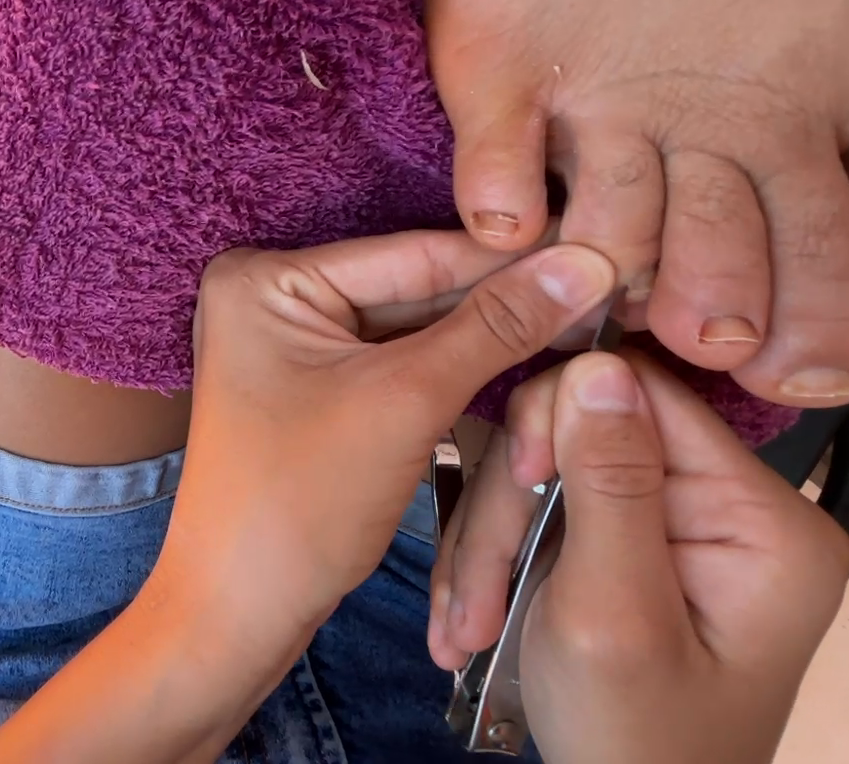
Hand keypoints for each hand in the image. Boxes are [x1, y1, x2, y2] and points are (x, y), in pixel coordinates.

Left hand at [0, 234, 616, 763]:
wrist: (241, 602)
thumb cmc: (298, 503)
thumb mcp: (403, 402)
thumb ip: (494, 328)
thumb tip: (584, 261)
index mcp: (266, 278)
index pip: (409, 255)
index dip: (510, 258)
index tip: (602, 245)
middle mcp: (270, 292)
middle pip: (410, 286)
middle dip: (503, 296)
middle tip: (607, 283)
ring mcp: (289, 335)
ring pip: (410, 324)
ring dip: (488, 330)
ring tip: (588, 312)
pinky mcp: (311, 376)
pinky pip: (394, 357)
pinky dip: (454, 363)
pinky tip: (529, 351)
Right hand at [428, 351, 848, 763]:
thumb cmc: (632, 731)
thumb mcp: (614, 611)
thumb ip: (610, 484)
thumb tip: (596, 363)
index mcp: (755, 514)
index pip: (643, 392)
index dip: (561, 414)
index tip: (517, 479)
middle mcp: (716, 499)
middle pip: (575, 427)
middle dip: (509, 503)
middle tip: (473, 590)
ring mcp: (660, 513)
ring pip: (536, 465)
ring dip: (486, 539)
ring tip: (464, 618)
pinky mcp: (609, 529)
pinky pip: (530, 500)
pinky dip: (489, 551)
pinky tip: (470, 607)